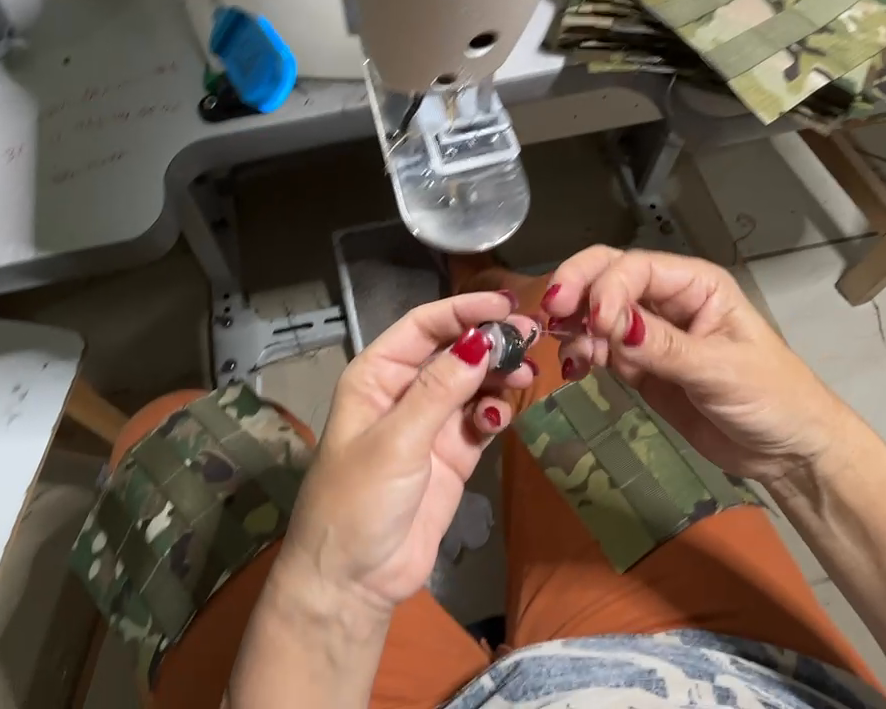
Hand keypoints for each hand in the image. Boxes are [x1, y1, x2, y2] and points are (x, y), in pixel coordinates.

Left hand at [277, 293, 537, 615]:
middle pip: (454, 350)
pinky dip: (497, 412)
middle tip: (532, 336)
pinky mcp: (452, 453)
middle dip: (491, 340)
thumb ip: (440, 389)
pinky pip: (482, 418)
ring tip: (528, 374)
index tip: (506, 305)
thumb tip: (481, 340)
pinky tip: (503, 417)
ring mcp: (430, 422)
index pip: (423, 326)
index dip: (463, 310)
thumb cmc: (358, 499)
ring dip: (500, 374)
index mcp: (376, 375)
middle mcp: (403, 390)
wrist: (354, 580)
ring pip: (473, 382)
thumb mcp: (397, 439)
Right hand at [541, 246, 858, 485]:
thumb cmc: (774, 399)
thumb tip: (612, 325)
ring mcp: (650, 331)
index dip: (608, 288)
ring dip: (575, 326)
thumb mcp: (722, 370)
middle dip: (577, 288)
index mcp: (695, 284)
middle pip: (607, 274)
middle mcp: (668, 298)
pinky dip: (580, 352)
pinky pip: (599, 346)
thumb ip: (665, 347)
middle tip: (551, 313)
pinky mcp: (639, 364)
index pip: (636, 268)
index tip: (595, 322)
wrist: (788, 454)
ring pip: (596, 310)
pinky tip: (576, 368)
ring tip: (574, 357)